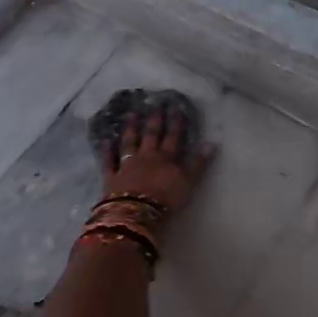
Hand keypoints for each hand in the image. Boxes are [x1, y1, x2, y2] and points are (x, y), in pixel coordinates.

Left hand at [95, 105, 212, 215]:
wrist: (136, 211)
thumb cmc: (165, 199)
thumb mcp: (188, 182)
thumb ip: (198, 163)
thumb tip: (211, 143)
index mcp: (165, 158)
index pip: (173, 138)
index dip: (176, 124)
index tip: (177, 108)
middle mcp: (146, 157)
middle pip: (150, 136)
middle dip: (154, 121)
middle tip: (154, 105)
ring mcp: (127, 165)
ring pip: (129, 143)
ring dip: (131, 129)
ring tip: (131, 114)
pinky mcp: (112, 177)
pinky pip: (109, 162)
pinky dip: (107, 152)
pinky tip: (105, 141)